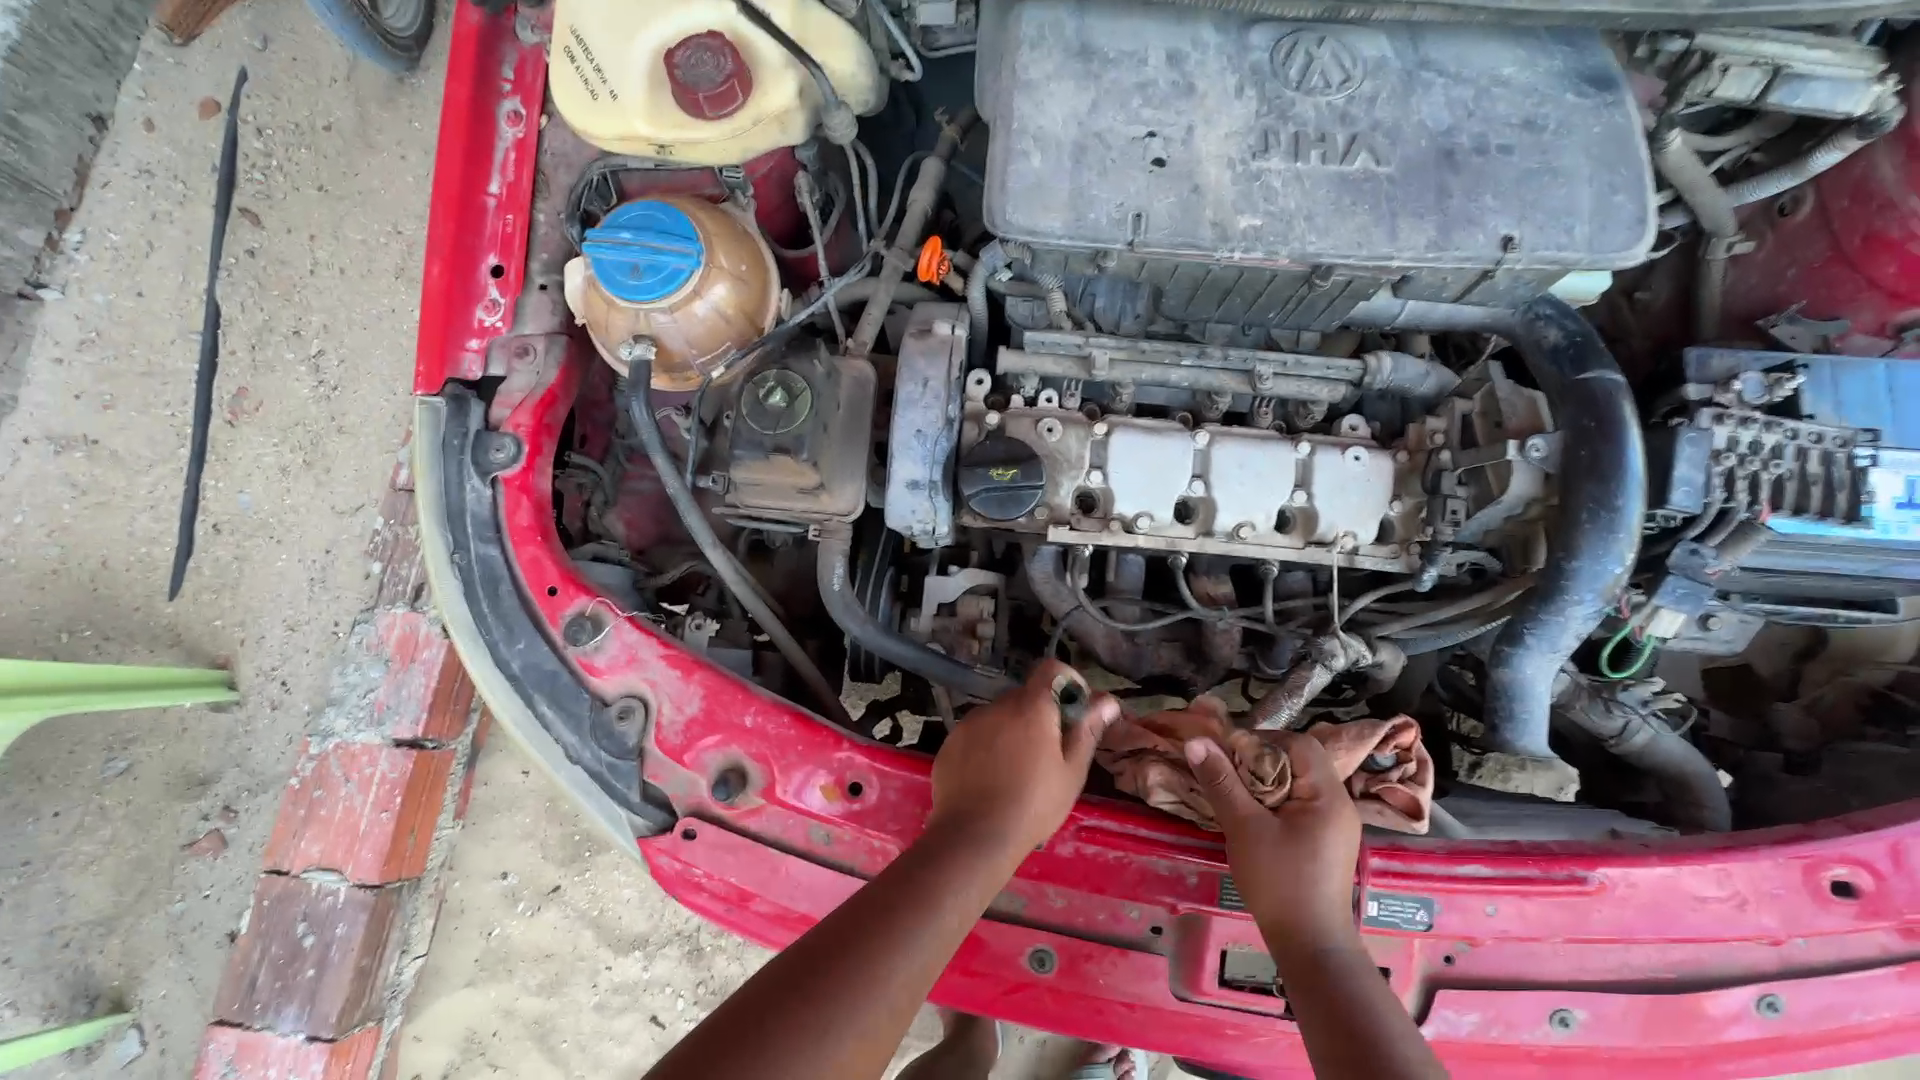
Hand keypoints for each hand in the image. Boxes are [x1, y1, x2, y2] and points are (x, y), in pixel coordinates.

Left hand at [925, 660, 1118, 859]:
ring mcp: (969, 723)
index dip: (1066, 682)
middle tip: (1048, 753)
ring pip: (999, 716)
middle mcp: (997, 705)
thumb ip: (1087, 730)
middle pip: (1024, 696)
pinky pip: (976, 734)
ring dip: (1011, 731)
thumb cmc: (1033, 806)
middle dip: (1039, 715)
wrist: (973, 837)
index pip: (1050, 669)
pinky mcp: (950, 742)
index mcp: (1031, 707)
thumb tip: (1107, 701)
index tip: (1073, 710)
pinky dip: (987, 746)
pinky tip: (990, 779)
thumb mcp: (1071, 772)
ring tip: (1017, 771)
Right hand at [1184, 732, 1361, 956]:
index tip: (1229, 756)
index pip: (1299, 744)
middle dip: (1262, 761)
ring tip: (1237, 795)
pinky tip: (1254, 818)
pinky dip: (1275, 802)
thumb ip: (1221, 782)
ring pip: (1299, 783)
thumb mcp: (1243, 827)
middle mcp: (1339, 803)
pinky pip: (1300, 805)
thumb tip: (1197, 741)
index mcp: (1328, 795)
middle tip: (1229, 775)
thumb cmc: (1278, 881)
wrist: (1309, 944)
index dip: (1262, 741)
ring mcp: (1336, 825)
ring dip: (1266, 782)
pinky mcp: (1326, 842)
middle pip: (1301, 761)